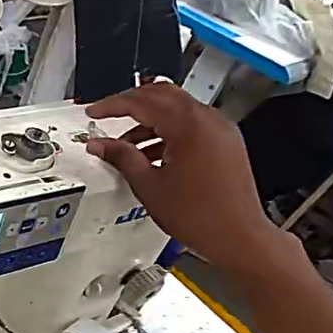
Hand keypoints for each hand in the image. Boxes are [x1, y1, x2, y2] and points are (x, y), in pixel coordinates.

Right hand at [84, 83, 296, 279]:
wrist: (237, 237)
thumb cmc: (202, 217)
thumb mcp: (149, 186)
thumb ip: (122, 158)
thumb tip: (102, 145)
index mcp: (188, 125)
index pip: (142, 102)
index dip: (113, 105)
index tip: (95, 112)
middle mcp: (209, 120)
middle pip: (163, 95)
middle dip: (132, 103)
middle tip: (110, 115)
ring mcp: (221, 130)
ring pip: (179, 110)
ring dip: (151, 121)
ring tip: (128, 145)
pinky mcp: (227, 143)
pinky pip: (194, 126)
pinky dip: (170, 133)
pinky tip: (154, 154)